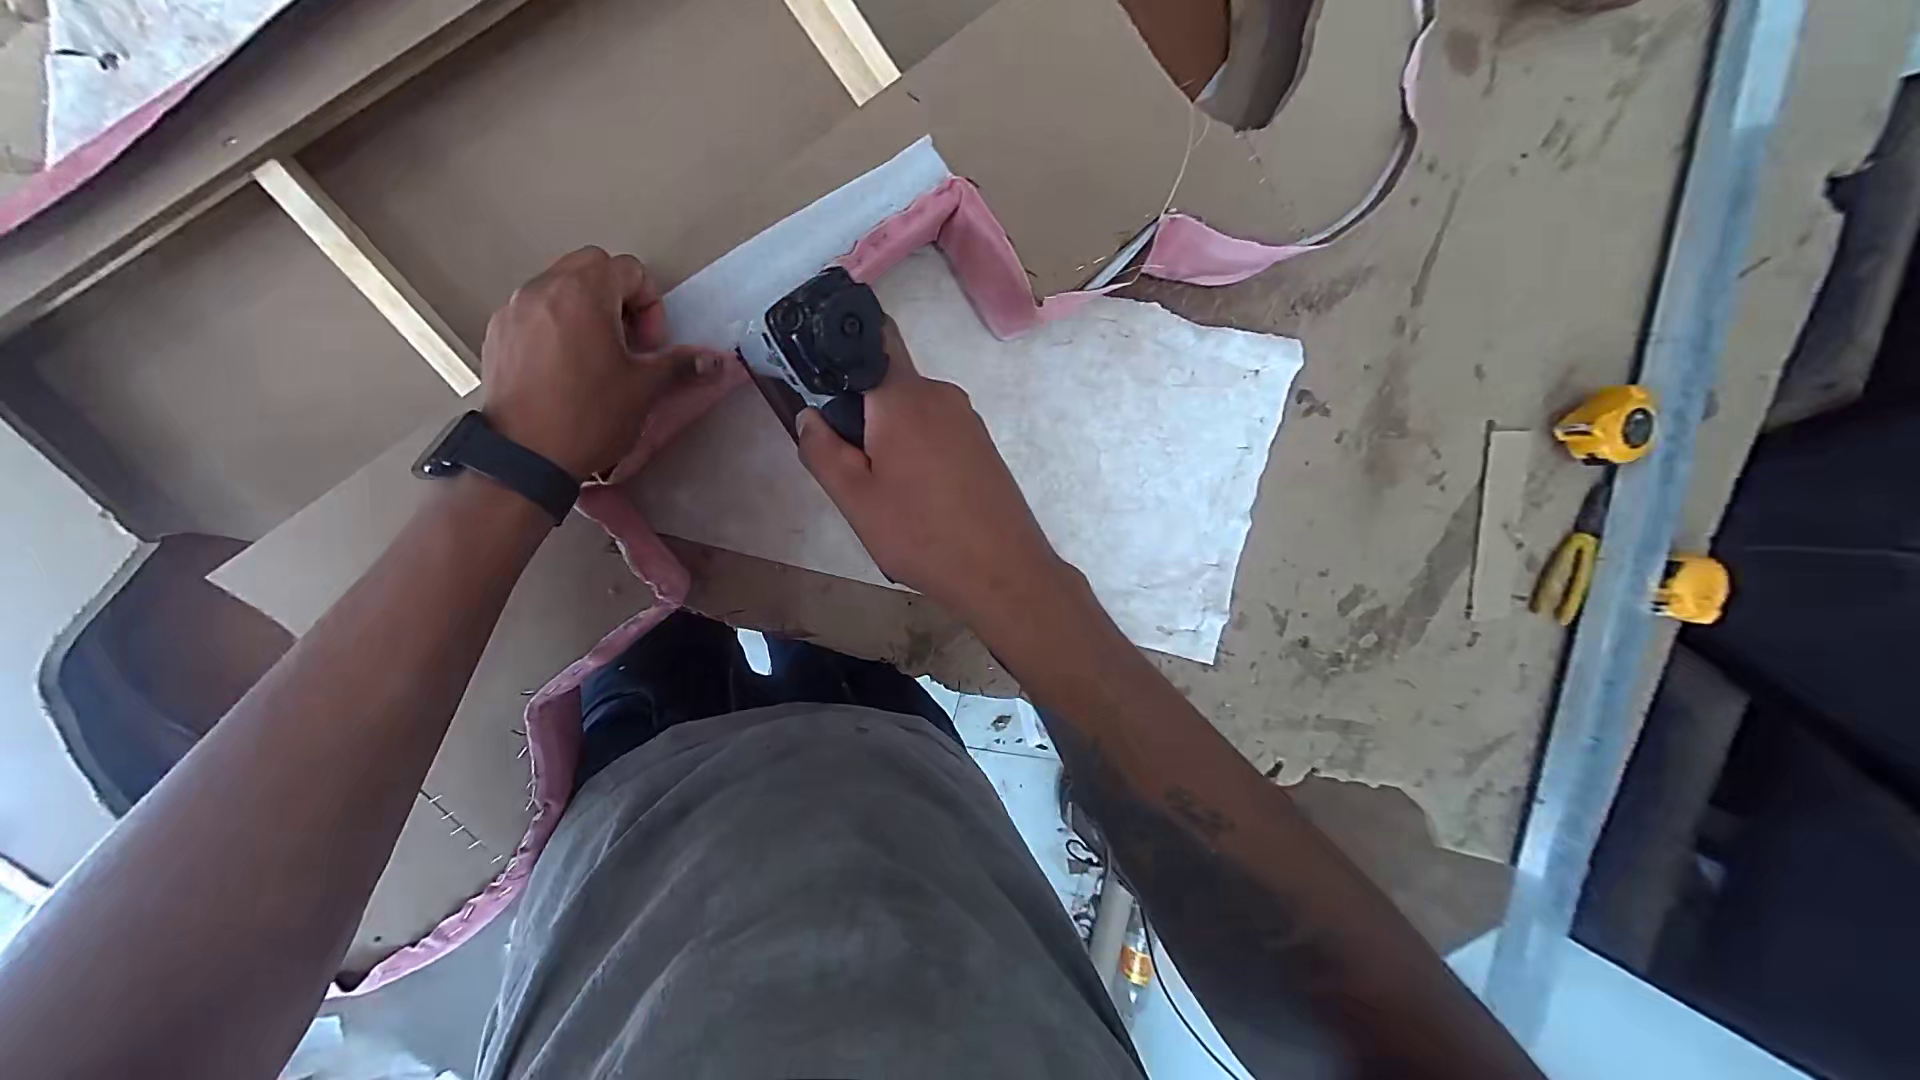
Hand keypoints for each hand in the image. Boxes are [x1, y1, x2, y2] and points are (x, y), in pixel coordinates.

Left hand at [481, 246, 728, 479]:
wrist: (527, 456)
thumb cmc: (589, 416)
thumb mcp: (645, 389)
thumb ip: (680, 365)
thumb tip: (713, 361)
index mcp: (583, 294)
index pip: (628, 269)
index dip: (650, 304)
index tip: (648, 344)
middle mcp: (543, 290)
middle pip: (591, 267)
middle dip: (618, 298)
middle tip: (628, 342)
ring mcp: (514, 309)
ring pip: (561, 287)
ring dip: (588, 310)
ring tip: (599, 357)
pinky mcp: (498, 332)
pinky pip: (536, 311)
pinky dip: (559, 326)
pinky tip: (568, 369)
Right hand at [797, 323, 1080, 630]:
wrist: (1002, 571)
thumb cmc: (922, 535)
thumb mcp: (855, 499)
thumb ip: (821, 449)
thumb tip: (809, 415)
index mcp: (904, 397)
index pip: (869, 341)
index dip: (838, 357)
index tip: (821, 395)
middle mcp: (941, 395)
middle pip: (888, 385)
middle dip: (862, 415)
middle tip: (852, 468)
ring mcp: (968, 420)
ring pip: (912, 413)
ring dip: (890, 438)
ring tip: (888, 493)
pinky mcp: (983, 445)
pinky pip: (937, 432)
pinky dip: (918, 452)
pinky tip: (920, 498)